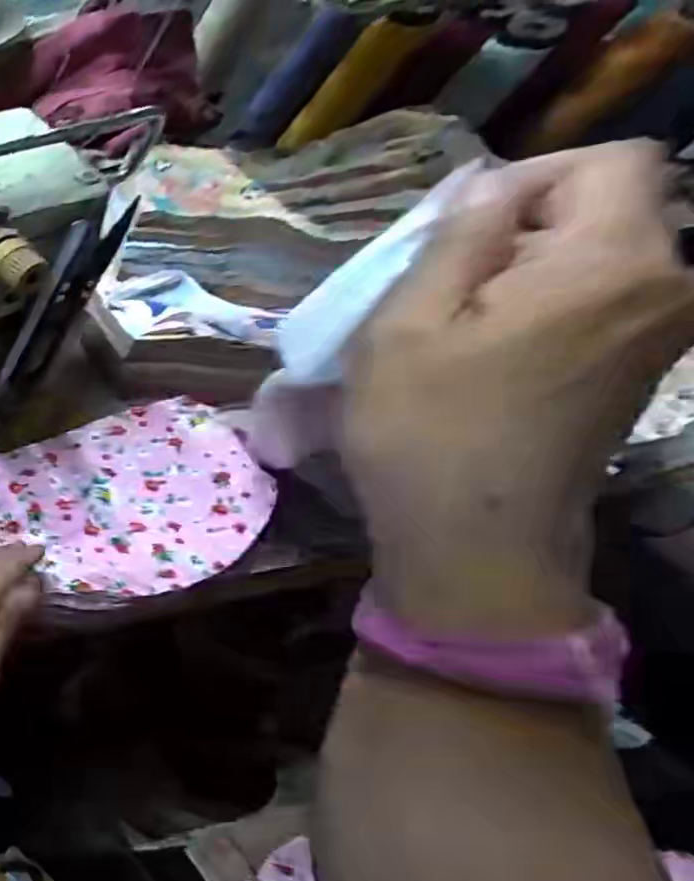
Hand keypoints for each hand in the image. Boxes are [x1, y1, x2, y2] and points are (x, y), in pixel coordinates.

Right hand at [344, 141, 693, 636]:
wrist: (473, 527)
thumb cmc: (421, 426)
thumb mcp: (403, 329)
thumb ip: (454, 243)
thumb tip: (486, 187)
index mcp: (611, 259)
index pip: (607, 163)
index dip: (523, 182)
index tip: (448, 236)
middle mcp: (669, 279)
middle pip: (604, 211)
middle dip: (513, 235)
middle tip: (427, 292)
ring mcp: (665, 326)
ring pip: (595, 260)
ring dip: (518, 277)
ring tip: (446, 331)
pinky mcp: (644, 363)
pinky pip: (597, 302)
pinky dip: (538, 310)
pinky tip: (481, 357)